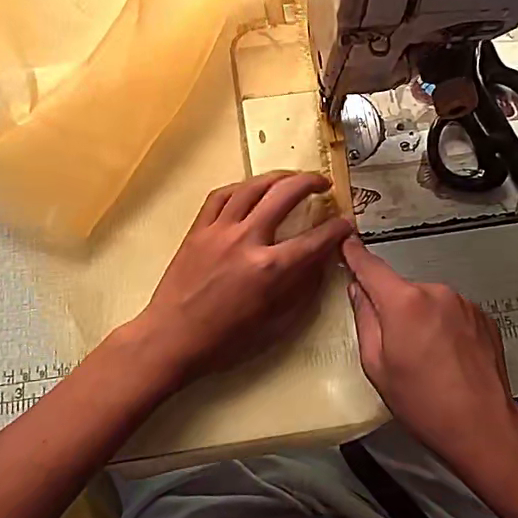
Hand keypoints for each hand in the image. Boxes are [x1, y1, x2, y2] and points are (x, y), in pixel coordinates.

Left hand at [132, 171, 351, 380]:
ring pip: (253, 187)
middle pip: (286, 194)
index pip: (316, 239)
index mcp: (271, 269)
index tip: (346, 223)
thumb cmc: (225, 340)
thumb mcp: (275, 324)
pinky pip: (221, 196)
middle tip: (323, 184)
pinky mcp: (198, 229)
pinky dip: (242, 187)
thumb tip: (320, 262)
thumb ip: (302, 289)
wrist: (172, 339)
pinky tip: (252, 189)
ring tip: (292, 178)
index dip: (338, 228)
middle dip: (311, 183)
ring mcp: (219, 231)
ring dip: (278, 177)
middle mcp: (247, 240)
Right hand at [342, 235, 517, 473]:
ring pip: (427, 302)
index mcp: (404, 303)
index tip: (348, 244)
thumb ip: (365, 320)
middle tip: (395, 349)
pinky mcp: (482, 317)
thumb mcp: (377, 366)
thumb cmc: (429, 405)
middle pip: (401, 290)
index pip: (371, 266)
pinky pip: (451, 313)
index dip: (355, 254)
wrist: (482, 426)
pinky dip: (444, 329)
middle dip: (393, 310)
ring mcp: (463, 304)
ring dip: (421, 321)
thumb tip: (360, 295)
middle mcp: (436, 294)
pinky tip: (446, 360)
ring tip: (427, 361)